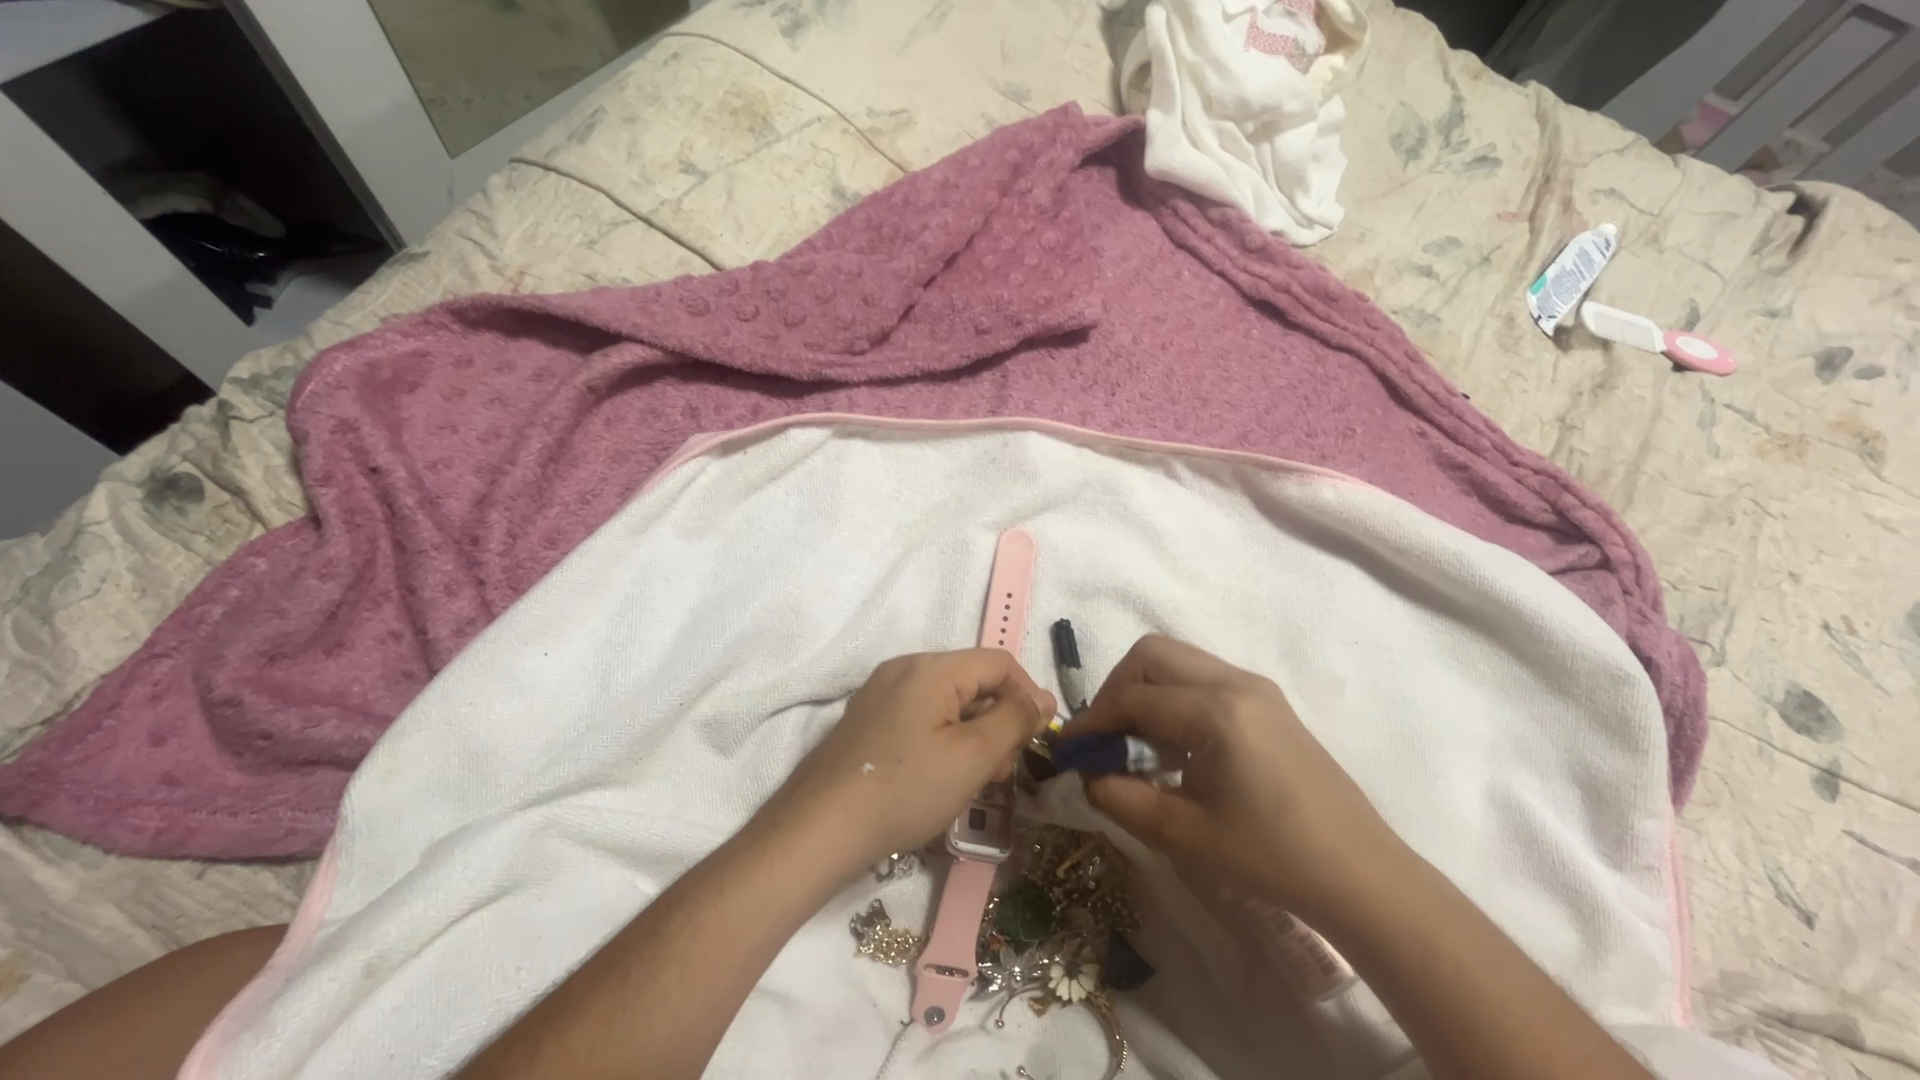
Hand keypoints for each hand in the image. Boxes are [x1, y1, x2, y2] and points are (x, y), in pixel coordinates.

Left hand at [760, 650, 1054, 875]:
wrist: (821, 829)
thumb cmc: (906, 788)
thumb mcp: (973, 756)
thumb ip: (1014, 720)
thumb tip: (1043, 697)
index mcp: (930, 668)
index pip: (998, 662)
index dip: (1027, 696)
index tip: (1037, 740)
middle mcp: (902, 670)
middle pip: (972, 682)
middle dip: (998, 722)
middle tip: (1000, 772)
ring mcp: (879, 695)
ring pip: (947, 704)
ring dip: (973, 736)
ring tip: (972, 783)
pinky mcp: (866, 723)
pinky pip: (919, 719)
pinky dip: (942, 742)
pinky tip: (940, 781)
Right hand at [1067, 635, 1410, 924]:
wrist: (1358, 872)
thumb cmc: (1269, 856)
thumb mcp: (1182, 835)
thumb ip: (1121, 799)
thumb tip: (1089, 775)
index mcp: (1216, 712)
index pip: (1133, 699)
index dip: (1091, 723)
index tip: (1065, 749)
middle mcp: (1236, 683)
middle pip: (1153, 654)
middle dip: (1115, 689)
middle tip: (1102, 738)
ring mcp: (1257, 688)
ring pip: (1179, 660)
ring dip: (1144, 690)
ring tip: (1133, 744)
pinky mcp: (1268, 703)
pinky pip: (1203, 678)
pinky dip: (1173, 696)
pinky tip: (1173, 745)